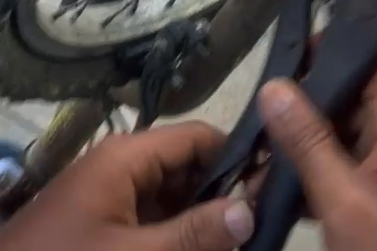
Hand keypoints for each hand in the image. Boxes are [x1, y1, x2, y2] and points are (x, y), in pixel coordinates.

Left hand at [0, 121, 255, 250]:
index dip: (238, 158)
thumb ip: (194, 234)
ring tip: (242, 240)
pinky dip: (173, 236)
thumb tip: (251, 207)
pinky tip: (198, 250)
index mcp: (128, 155)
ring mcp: (109, 197)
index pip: (198, 137)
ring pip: (171, 200)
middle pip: (188, 169)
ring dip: (199, 222)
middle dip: (222, 197)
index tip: (276, 186)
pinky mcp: (100, 225)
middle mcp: (121, 165)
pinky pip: (148, 222)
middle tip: (264, 227)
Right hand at [258, 55, 376, 250]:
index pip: (374, 55)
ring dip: (305, 140)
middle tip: (258, 107)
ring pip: (345, 132)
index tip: (284, 50)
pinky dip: (317, 171)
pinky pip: (349, 166)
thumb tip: (272, 86)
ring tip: (258, 151)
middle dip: (306, 99)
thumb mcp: (345, 203)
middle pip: (353, 93)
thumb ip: (308, 142)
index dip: (332, 43)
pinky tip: (279, 187)